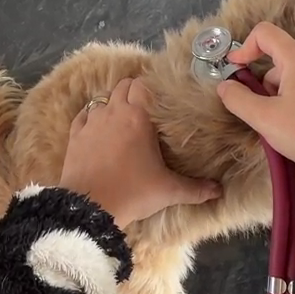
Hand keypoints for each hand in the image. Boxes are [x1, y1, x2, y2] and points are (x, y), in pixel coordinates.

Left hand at [58, 78, 219, 226]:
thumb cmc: (133, 192)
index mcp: (138, 117)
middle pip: (123, 86)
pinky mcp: (74, 135)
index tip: (159, 98)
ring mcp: (91, 122)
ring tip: (122, 119)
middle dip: (132, 92)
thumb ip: (196, 189)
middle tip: (144, 108)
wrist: (90, 208)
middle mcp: (114, 112)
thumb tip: (220, 190)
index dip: (150, 88)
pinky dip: (90, 117)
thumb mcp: (169, 191)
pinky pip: (83, 116)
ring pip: (102, 99)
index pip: (143, 85)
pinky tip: (97, 128)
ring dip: (112, 104)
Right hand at [214, 22, 294, 185]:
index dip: (244, 47)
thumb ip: (238, 99)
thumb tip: (226, 85)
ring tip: (291, 124)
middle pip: (282, 59)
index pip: (265, 33)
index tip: (236, 69)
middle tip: (267, 113)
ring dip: (287, 92)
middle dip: (268, 82)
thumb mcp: (265, 119)